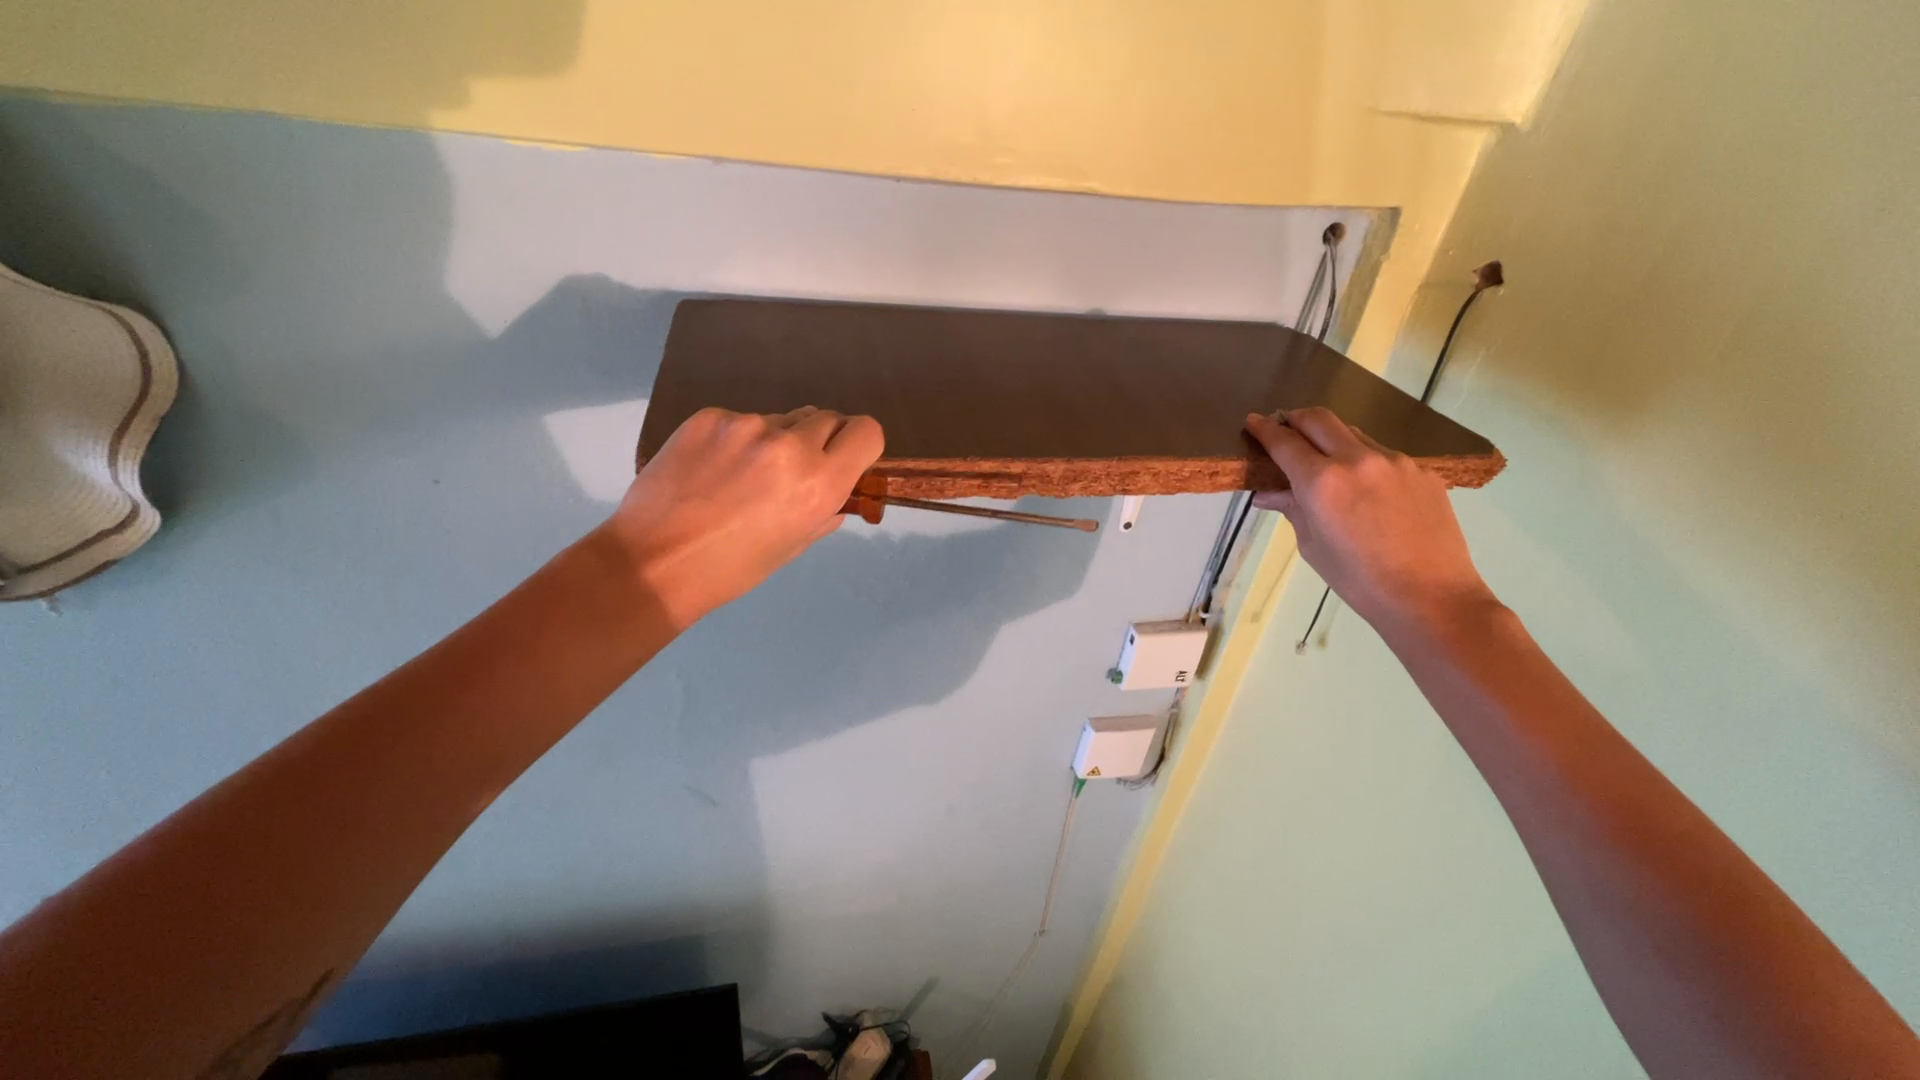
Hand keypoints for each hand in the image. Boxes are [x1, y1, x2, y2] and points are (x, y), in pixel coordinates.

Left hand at [603, 406, 883, 627]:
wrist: (653, 561)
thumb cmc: (731, 569)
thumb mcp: (792, 546)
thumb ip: (823, 510)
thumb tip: (836, 494)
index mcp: (819, 482)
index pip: (867, 432)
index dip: (860, 445)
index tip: (845, 461)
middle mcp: (789, 444)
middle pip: (827, 418)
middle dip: (819, 441)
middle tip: (792, 472)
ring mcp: (746, 425)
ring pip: (780, 420)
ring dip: (776, 440)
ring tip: (741, 476)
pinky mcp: (708, 417)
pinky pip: (740, 421)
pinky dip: (736, 440)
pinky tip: (711, 470)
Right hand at [1244, 407, 1493, 629]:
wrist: (1430, 595)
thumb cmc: (1359, 580)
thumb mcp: (1313, 546)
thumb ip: (1292, 509)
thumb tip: (1268, 493)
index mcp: (1322, 482)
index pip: (1284, 442)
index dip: (1264, 430)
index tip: (1253, 422)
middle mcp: (1357, 460)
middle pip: (1319, 419)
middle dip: (1296, 418)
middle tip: (1284, 427)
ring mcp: (1395, 461)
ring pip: (1354, 434)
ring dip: (1331, 438)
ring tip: (1325, 460)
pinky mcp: (1422, 471)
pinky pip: (1383, 455)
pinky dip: (1364, 461)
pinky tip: (1366, 490)